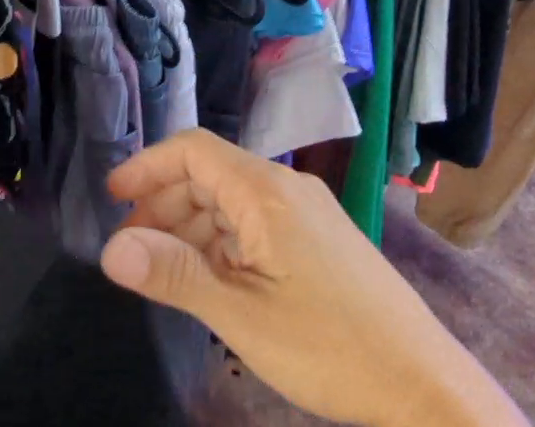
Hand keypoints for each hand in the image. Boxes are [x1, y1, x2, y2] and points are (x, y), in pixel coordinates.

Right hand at [99, 130, 526, 426]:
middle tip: (132, 249)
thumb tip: (110, 249)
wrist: (425, 385)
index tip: (112, 198)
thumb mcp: (240, 315)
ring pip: (232, 201)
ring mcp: (307, 214)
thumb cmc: (329, 346)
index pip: (193, 150)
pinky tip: (211, 280)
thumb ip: (174, 274)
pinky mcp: (319, 240)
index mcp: (266, 192)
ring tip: (165, 270)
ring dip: (191, 227)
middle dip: (164, 203)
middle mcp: (287, 189)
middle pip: (210, 174)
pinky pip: (256, 224)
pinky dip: (223, 243)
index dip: (147, 166)